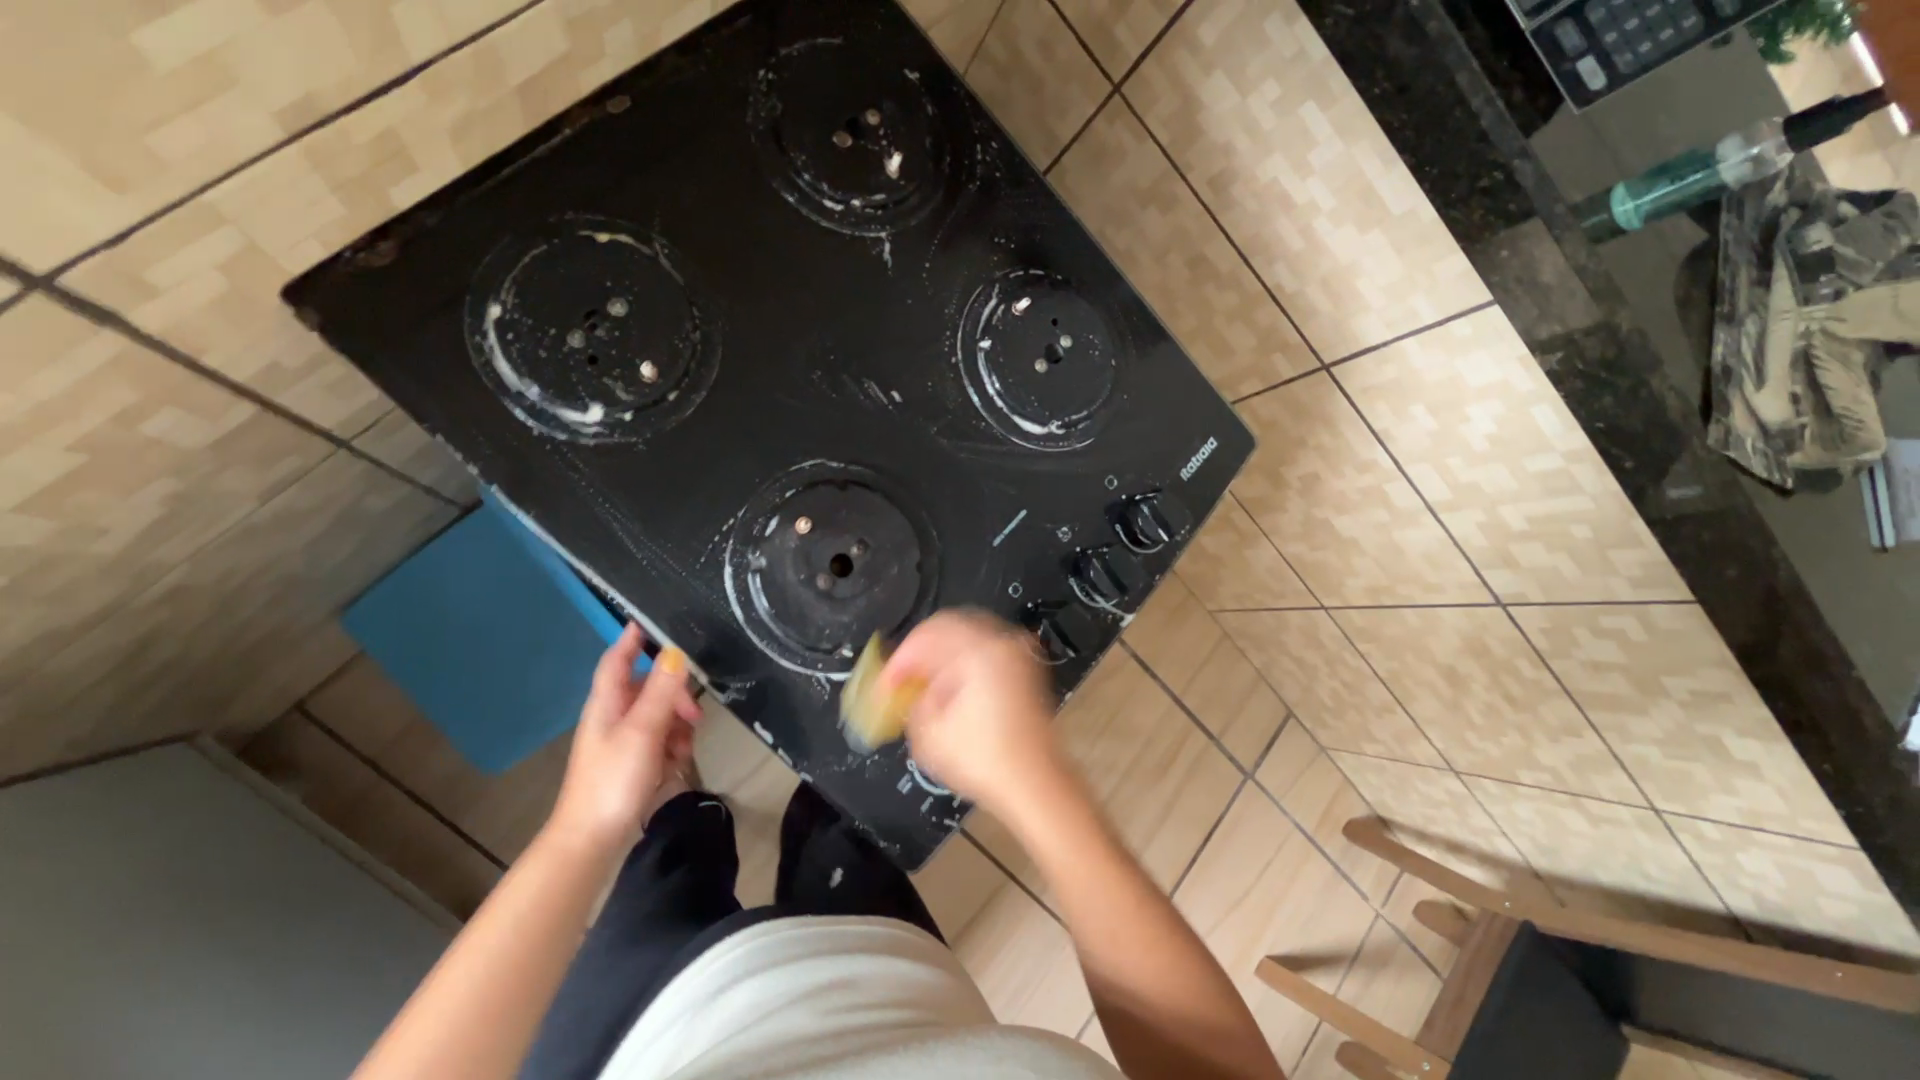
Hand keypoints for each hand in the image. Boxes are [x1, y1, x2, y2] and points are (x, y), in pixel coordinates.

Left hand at [548, 625, 702, 849]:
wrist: (593, 840)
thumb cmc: (613, 780)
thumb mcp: (643, 731)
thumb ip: (661, 691)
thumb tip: (675, 653)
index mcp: (606, 704)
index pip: (618, 660)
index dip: (632, 639)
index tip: (649, 619)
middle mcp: (613, 718)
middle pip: (647, 688)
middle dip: (674, 695)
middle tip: (694, 712)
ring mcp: (623, 743)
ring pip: (659, 716)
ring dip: (677, 725)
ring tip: (684, 746)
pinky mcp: (633, 765)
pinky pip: (660, 742)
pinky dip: (672, 747)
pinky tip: (676, 764)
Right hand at [880, 609, 1067, 819]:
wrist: (1035, 785)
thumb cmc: (992, 762)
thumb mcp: (930, 734)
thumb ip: (912, 701)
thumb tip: (906, 692)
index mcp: (978, 651)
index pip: (927, 635)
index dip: (900, 659)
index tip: (887, 682)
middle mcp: (1002, 646)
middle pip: (949, 629)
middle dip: (921, 653)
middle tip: (903, 678)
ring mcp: (1018, 658)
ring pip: (969, 640)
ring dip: (942, 659)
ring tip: (925, 688)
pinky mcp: (1026, 675)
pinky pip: (987, 656)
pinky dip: (965, 667)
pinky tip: (952, 693)